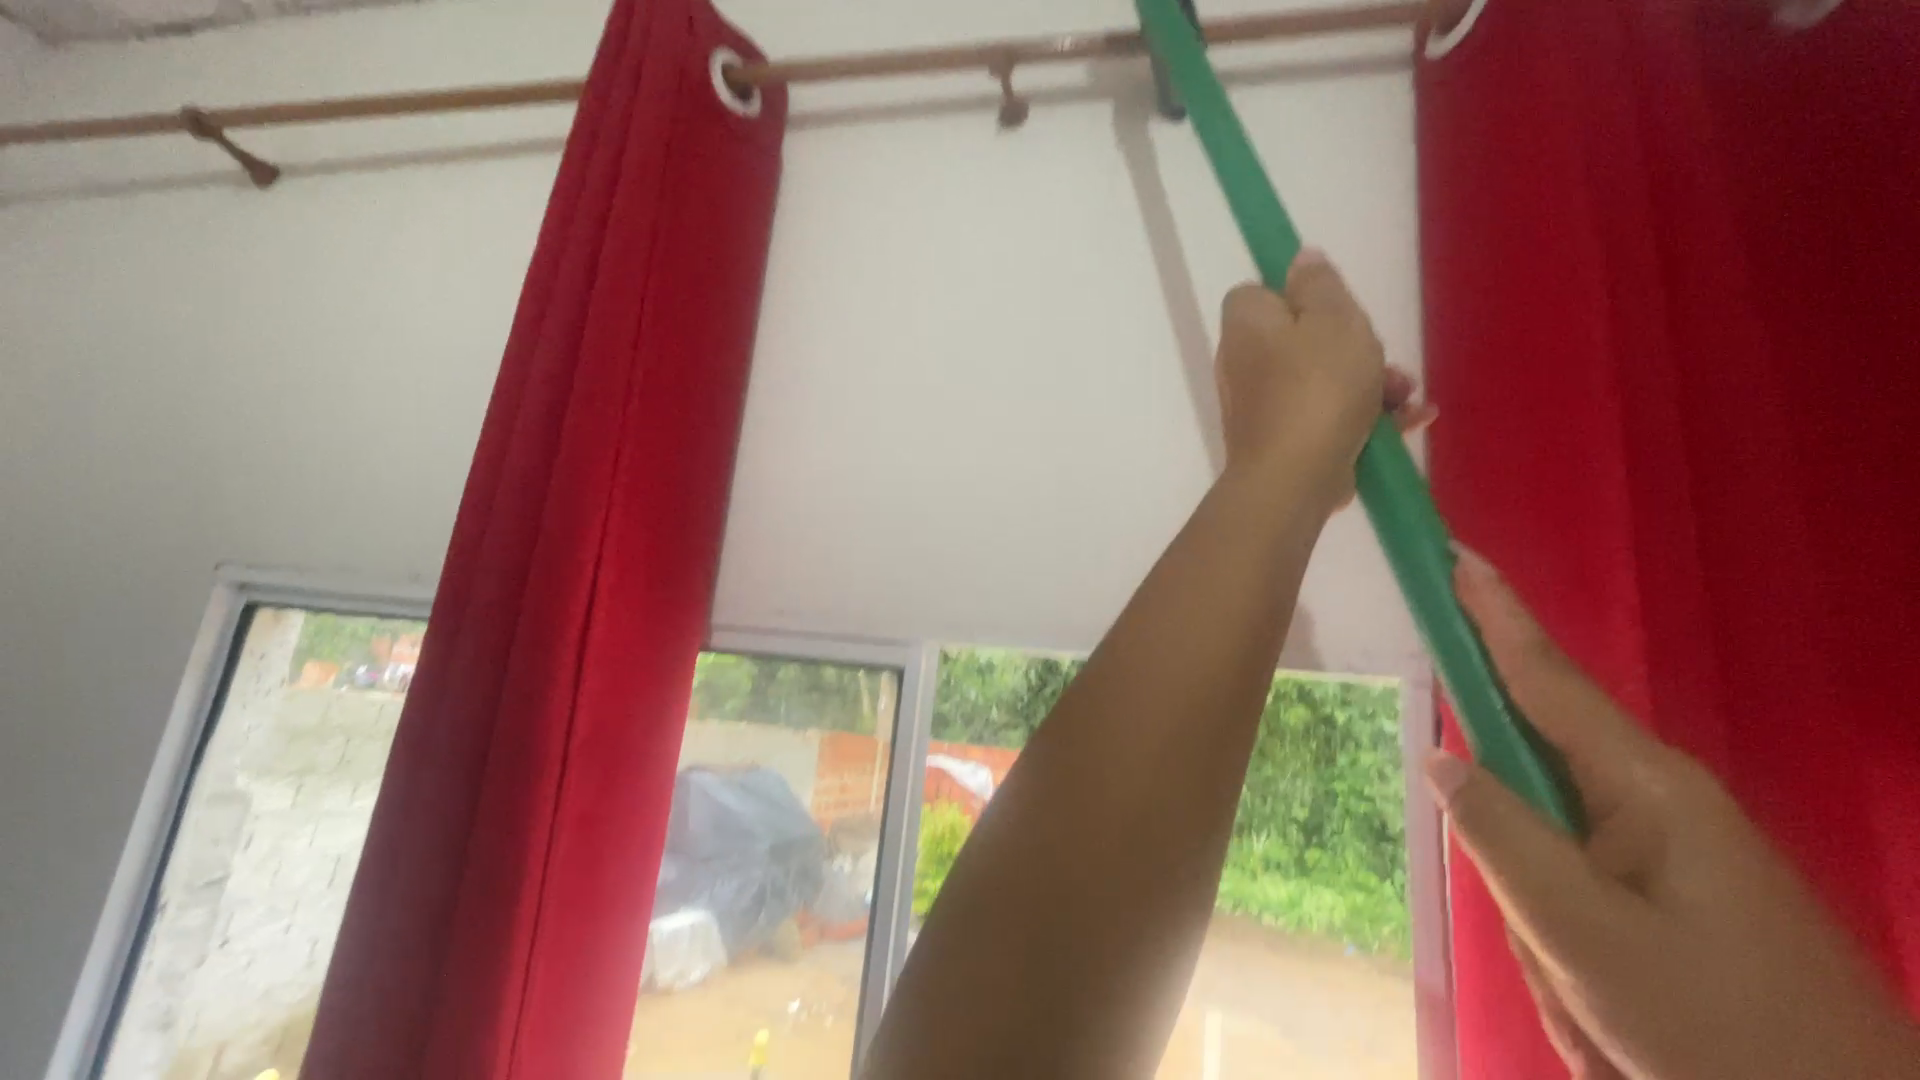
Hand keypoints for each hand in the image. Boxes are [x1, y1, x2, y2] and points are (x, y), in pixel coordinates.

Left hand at [1215, 250, 1434, 502]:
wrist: (1295, 476)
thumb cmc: (1317, 387)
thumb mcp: (1333, 318)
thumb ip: (1320, 283)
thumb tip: (1301, 259)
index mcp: (1246, 325)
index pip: (1260, 293)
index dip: (1300, 294)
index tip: (1336, 307)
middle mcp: (1244, 364)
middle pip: (1303, 338)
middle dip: (1356, 346)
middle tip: (1381, 357)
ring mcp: (1262, 406)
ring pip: (1324, 378)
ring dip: (1372, 384)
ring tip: (1404, 396)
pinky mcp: (1284, 440)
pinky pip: (1327, 415)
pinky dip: (1364, 416)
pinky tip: (1408, 420)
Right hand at [1427, 549, 1919, 1079]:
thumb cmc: (1719, 1031)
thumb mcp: (1585, 940)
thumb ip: (1501, 839)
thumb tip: (1438, 759)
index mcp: (1648, 789)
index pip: (1545, 680)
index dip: (1494, 618)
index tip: (1455, 556)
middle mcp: (1659, 799)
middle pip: (1532, 780)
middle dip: (1516, 868)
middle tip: (1554, 952)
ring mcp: (1668, 846)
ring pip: (1546, 848)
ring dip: (1547, 929)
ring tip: (1600, 1010)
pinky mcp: (1669, 889)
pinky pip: (1576, 888)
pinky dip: (1567, 944)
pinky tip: (1605, 1007)